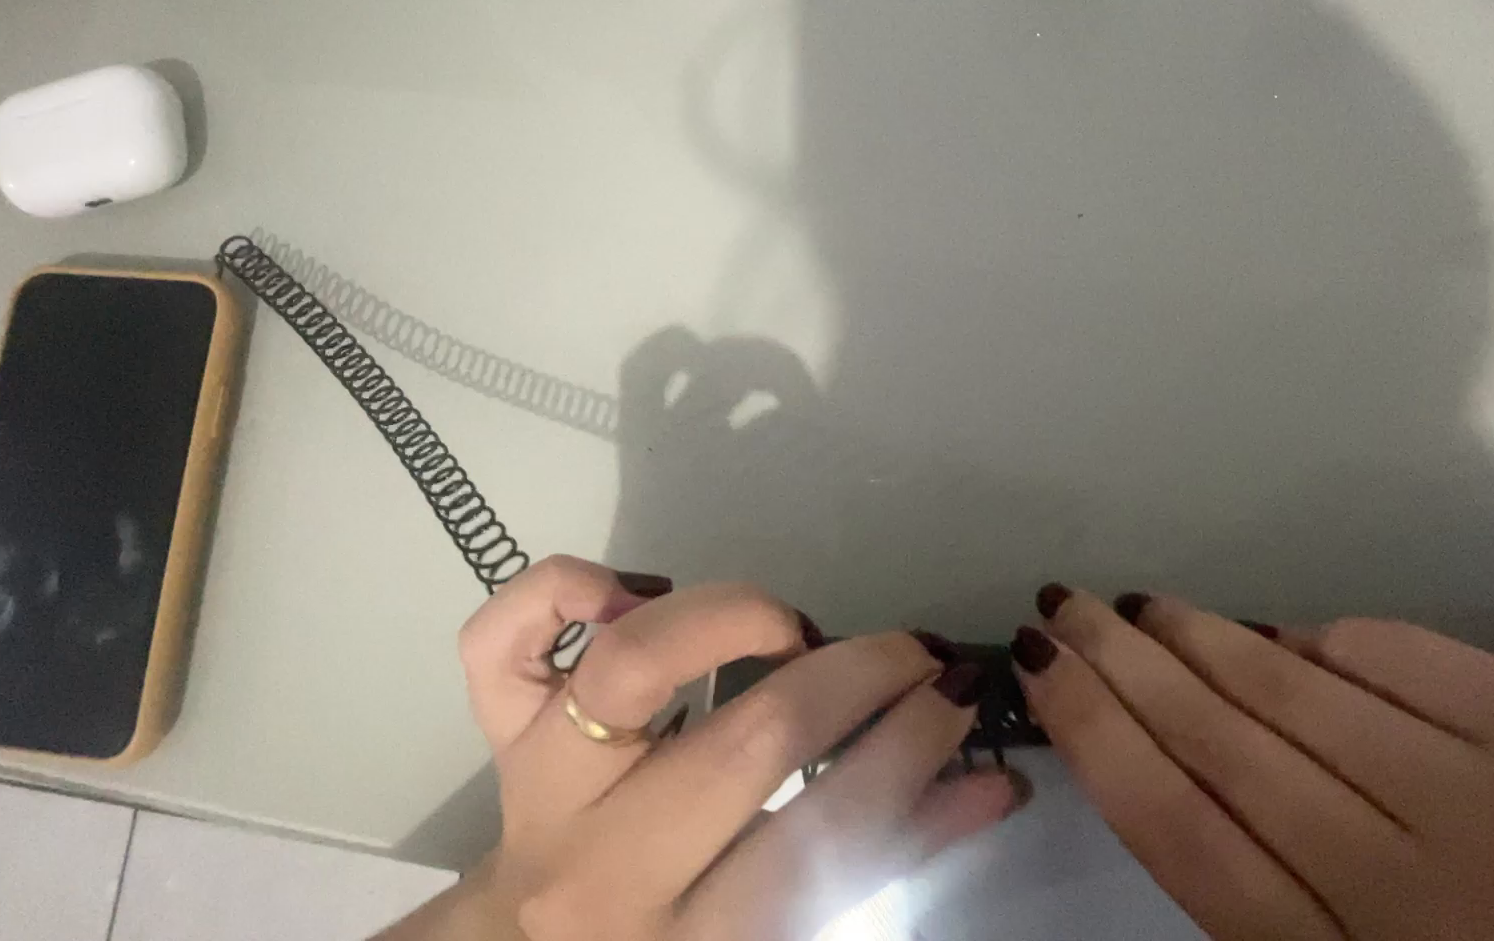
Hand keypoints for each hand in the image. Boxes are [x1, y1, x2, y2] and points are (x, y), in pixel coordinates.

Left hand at [379, 556, 1022, 940]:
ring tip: (786, 624)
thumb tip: (996, 780)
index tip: (955, 688)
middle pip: (745, 744)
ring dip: (732, 619)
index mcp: (690, 932)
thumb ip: (894, 847)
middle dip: (851, 677)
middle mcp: (603, 861)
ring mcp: (538, 783)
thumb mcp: (782, 917)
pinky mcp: (498, 728)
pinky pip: (501, 641)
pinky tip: (636, 591)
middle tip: (905, 648)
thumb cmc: (680, 925)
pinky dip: (569, 586)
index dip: (906, 750)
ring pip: (628, 666)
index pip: (823, 835)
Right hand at [1011, 587, 1493, 940]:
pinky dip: (1316, 636)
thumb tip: (1161, 718)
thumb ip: (1241, 857)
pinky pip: (1386, 655)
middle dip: (1118, 660)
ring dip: (1196, 634)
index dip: (1091, 730)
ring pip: (1289, 693)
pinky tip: (1276, 634)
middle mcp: (1411, 902)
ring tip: (1142, 607)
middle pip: (1217, 748)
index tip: (1037, 661)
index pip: (1176, 828)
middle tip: (1064, 603)